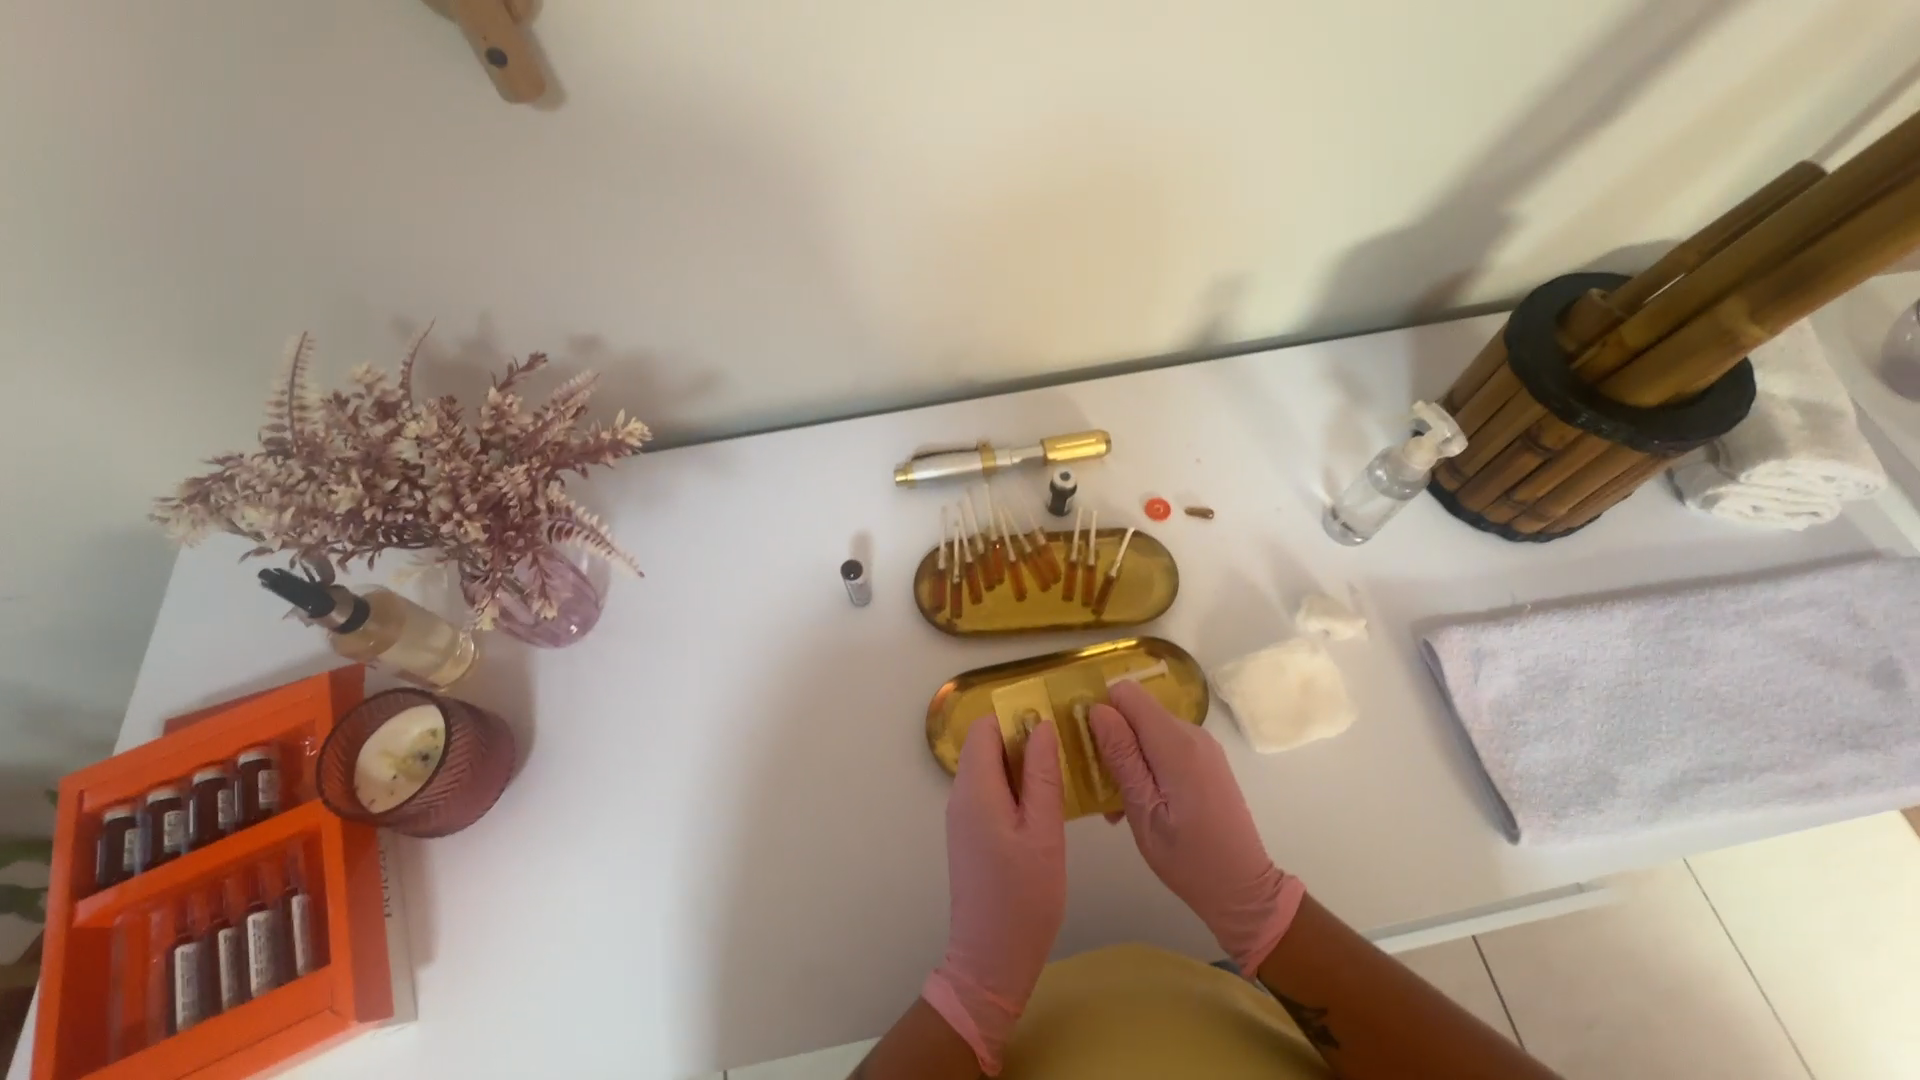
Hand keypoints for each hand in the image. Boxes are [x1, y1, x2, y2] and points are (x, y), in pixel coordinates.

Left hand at [922, 716, 1066, 1074]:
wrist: (991, 959)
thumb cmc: (1023, 896)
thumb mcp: (1044, 832)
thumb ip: (1042, 775)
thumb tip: (1041, 726)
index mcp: (974, 789)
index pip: (985, 727)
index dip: (1016, 717)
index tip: (1054, 721)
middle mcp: (961, 797)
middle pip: (988, 747)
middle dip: (1024, 740)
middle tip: (1069, 749)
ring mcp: (963, 818)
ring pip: (992, 771)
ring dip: (1024, 767)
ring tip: (1065, 775)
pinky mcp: (971, 837)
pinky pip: (992, 795)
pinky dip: (1017, 790)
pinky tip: (1048, 805)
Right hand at [1090, 680, 1305, 975]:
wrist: (1242, 889)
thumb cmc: (1187, 857)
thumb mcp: (1143, 811)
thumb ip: (1121, 756)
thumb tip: (1098, 709)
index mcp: (1176, 743)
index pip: (1127, 693)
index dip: (1103, 712)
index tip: (1091, 747)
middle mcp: (1193, 734)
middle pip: (1137, 711)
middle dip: (1113, 741)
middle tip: (1104, 788)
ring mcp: (1204, 747)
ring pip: (1149, 730)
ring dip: (1128, 759)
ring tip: (1121, 806)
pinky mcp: (1207, 761)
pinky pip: (1166, 746)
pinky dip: (1147, 766)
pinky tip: (1143, 804)